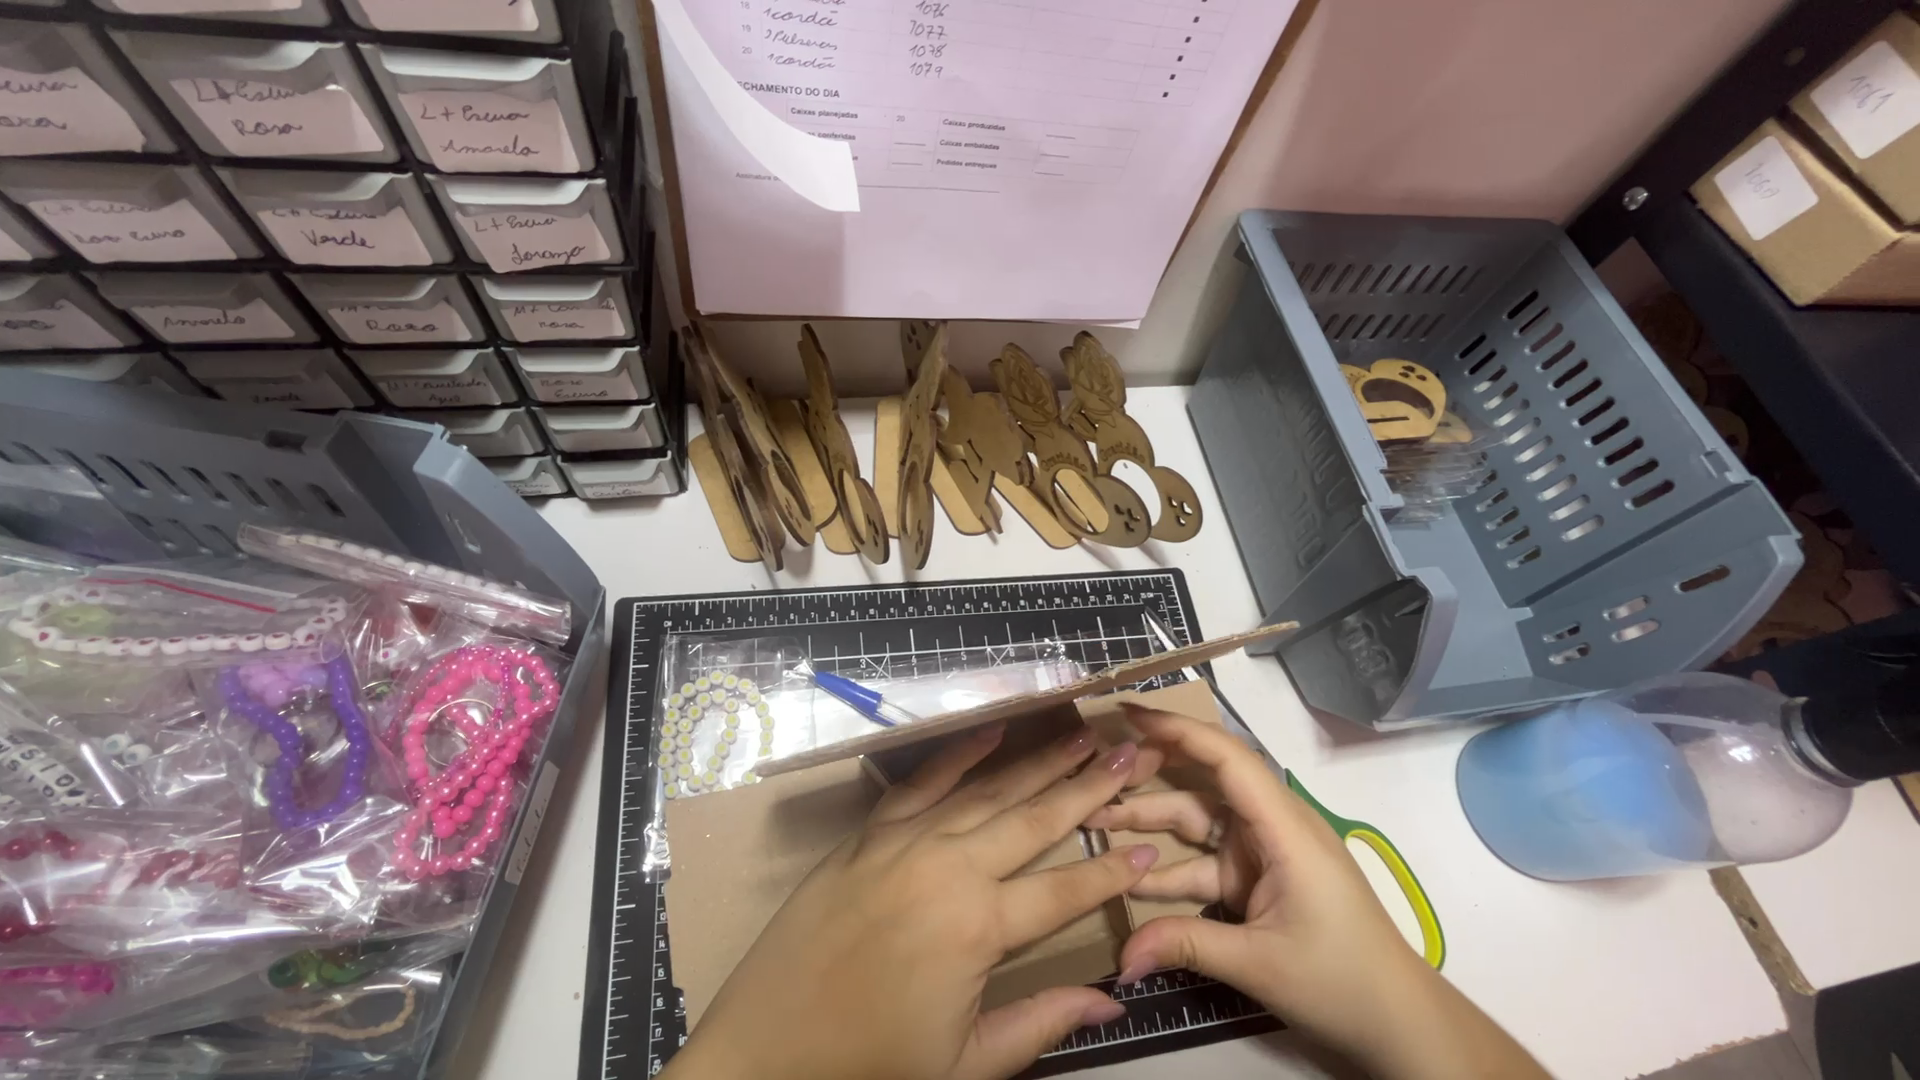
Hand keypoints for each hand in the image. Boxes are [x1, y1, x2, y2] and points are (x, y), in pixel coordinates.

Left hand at [664, 722, 1161, 1079]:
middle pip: (1034, 819)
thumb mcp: (965, 1065)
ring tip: (1080, 736)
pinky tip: (993, 730)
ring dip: (1038, 762)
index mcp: (978, 927)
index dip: (1111, 870)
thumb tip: (1114, 1002)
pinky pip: (921, 782)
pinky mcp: (868, 833)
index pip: (1065, 890)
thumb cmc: (869, 1066)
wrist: (764, 1052)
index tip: (1149, 844)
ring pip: (987, 791)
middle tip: (1130, 754)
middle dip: (1088, 787)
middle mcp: (949, 867)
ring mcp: (905, 841)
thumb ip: (1042, 1022)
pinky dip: (959, 754)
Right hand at [1088, 707, 1548, 1079]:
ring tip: (1090, 820)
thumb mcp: (1260, 964)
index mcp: (1283, 827)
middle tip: (1092, 771)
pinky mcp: (1252, 880)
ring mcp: (1259, 854)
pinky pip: (1199, 864)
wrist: (1399, 1025)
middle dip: (1145, 778)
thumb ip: (1185, 945)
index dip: (1177, 729)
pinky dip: (1165, 869)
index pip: (1226, 759)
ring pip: (1193, 825)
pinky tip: (1124, 873)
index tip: (1128, 713)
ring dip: (1146, 825)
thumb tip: (1121, 957)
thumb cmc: (1343, 981)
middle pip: (1199, 787)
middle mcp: (1268, 827)